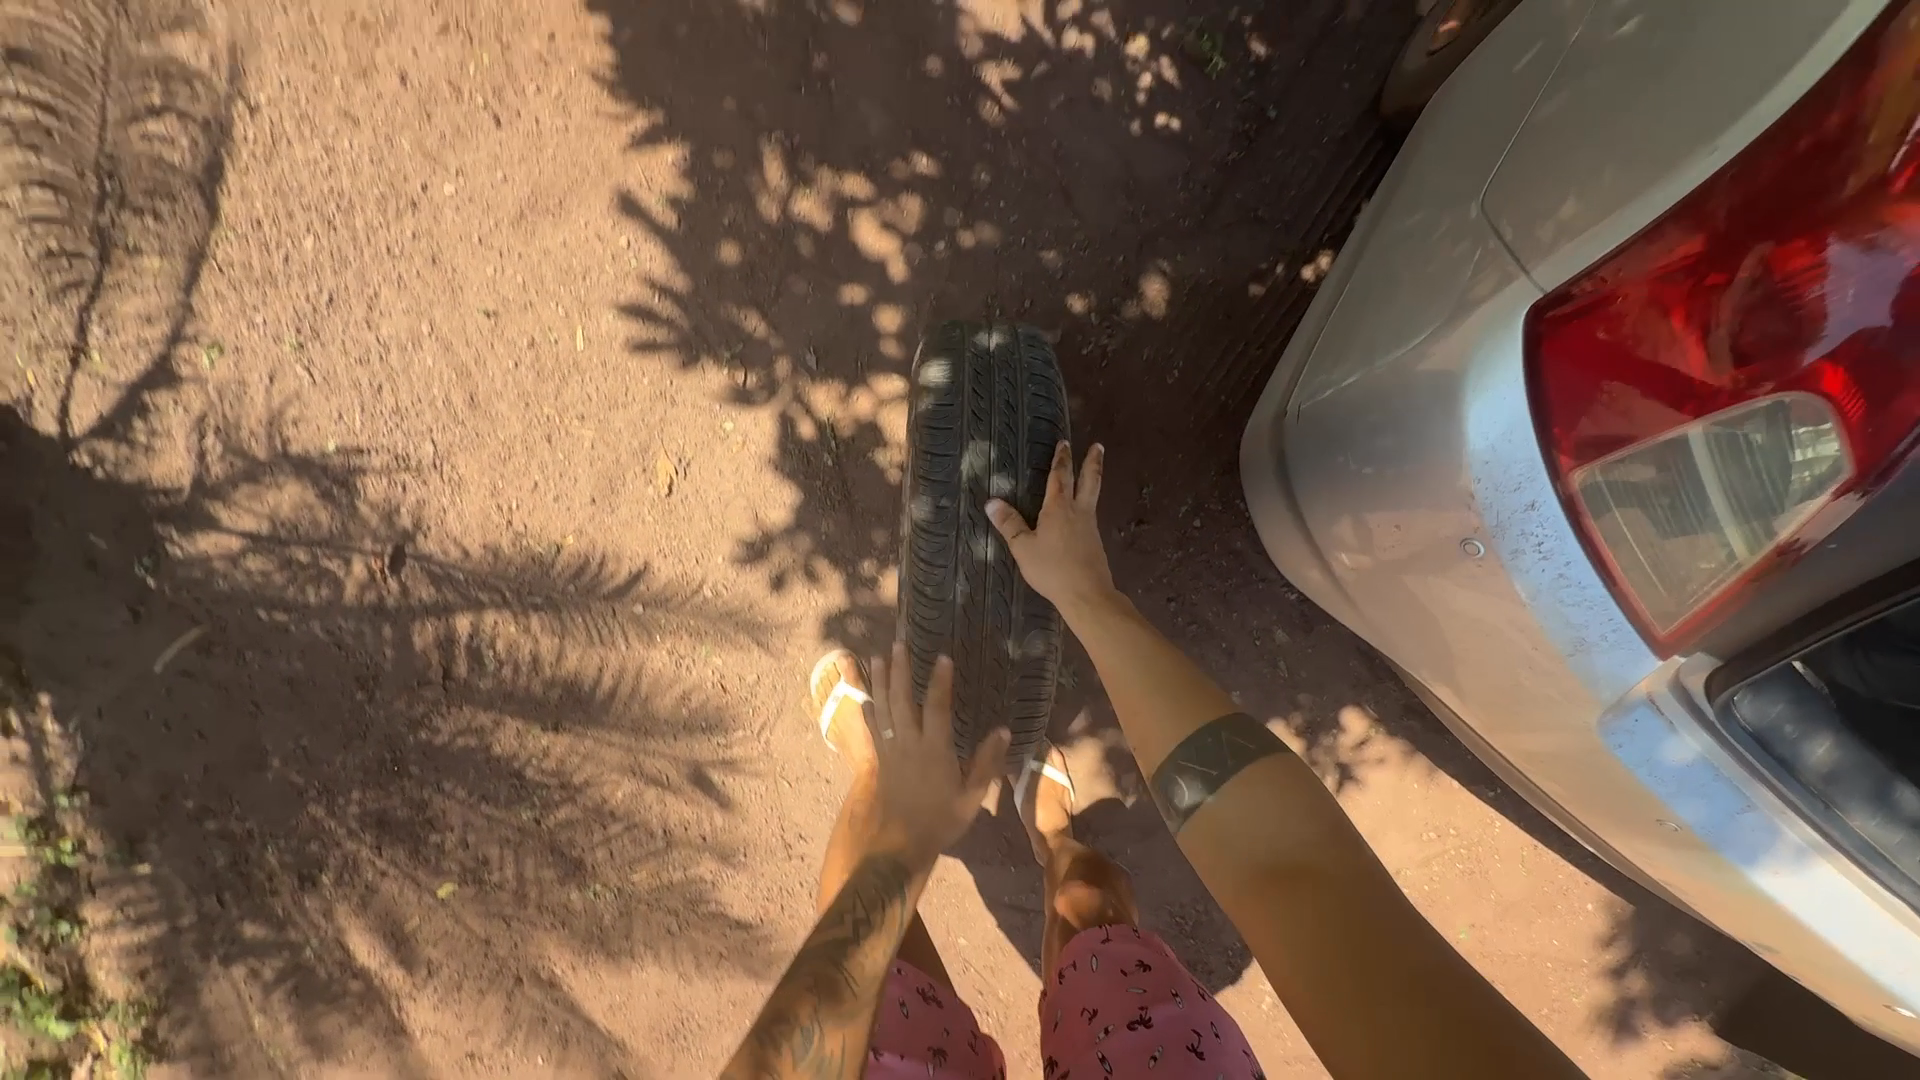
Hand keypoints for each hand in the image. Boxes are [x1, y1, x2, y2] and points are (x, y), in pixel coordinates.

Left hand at [863, 643, 1008, 866]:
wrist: (898, 846)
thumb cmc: (940, 822)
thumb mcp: (971, 797)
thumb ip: (986, 763)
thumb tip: (1003, 730)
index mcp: (934, 751)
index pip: (937, 708)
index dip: (940, 681)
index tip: (942, 656)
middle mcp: (908, 744)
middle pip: (902, 699)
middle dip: (901, 670)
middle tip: (899, 643)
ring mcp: (889, 750)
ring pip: (883, 708)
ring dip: (881, 681)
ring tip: (879, 656)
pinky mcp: (878, 759)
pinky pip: (871, 727)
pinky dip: (869, 707)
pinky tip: (867, 695)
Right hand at [985, 441, 1116, 616]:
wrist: (1087, 594)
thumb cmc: (1052, 569)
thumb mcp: (1023, 548)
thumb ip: (1009, 524)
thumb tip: (991, 502)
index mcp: (1058, 508)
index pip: (1059, 477)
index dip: (1060, 459)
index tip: (1064, 443)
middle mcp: (1078, 512)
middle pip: (1088, 480)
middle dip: (1091, 461)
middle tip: (1098, 445)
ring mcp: (1090, 527)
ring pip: (1093, 495)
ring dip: (1094, 478)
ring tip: (1095, 469)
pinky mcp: (1095, 542)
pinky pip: (1091, 514)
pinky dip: (1089, 503)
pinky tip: (1085, 512)